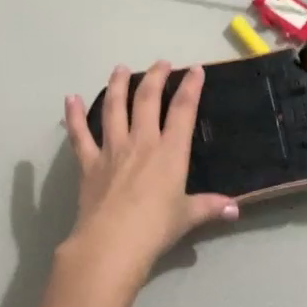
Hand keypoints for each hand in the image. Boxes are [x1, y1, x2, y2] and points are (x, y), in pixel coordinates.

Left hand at [59, 63, 238, 285]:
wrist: (112, 243)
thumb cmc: (156, 229)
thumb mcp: (188, 217)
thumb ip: (210, 207)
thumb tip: (236, 208)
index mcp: (170, 151)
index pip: (183, 110)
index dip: (191, 87)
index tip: (195, 70)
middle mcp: (141, 142)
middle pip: (147, 99)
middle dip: (155, 77)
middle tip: (161, 63)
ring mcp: (112, 149)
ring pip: (114, 108)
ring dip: (117, 85)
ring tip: (119, 68)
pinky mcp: (89, 163)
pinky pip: (80, 135)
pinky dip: (74, 116)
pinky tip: (70, 98)